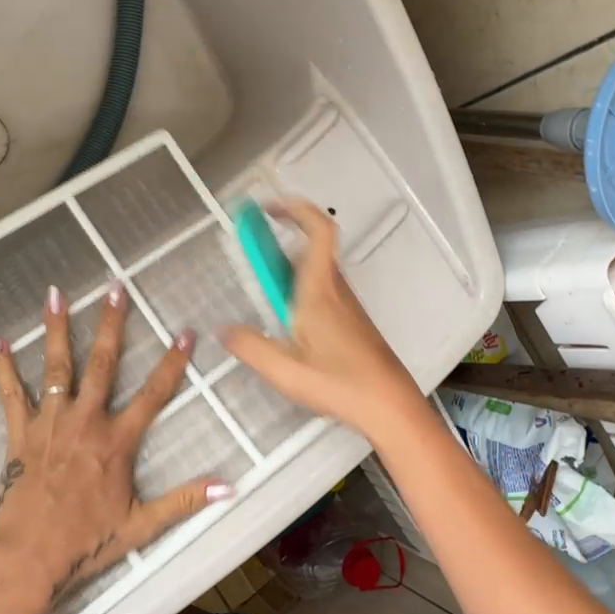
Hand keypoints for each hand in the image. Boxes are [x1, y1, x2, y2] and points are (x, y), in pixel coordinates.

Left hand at [0, 282, 231, 602]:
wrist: (28, 557)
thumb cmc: (85, 541)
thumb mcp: (142, 524)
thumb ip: (185, 500)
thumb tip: (230, 488)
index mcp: (117, 441)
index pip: (154, 393)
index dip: (173, 362)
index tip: (185, 332)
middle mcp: (85, 421)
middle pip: (102, 363)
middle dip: (111, 324)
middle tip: (115, 287)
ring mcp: (50, 422)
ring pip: (56, 366)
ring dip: (56, 328)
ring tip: (56, 293)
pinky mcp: (20, 432)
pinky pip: (10, 392)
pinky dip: (2, 365)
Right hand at [221, 199, 431, 441]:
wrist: (390, 405)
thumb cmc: (340, 383)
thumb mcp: (284, 370)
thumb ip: (250, 347)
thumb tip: (224, 330)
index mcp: (320, 290)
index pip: (319, 229)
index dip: (296, 209)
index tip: (269, 208)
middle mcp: (336, 290)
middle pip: (315, 247)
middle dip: (283, 238)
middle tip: (252, 248)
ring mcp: (347, 306)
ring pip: (317, 271)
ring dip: (290, 267)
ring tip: (262, 287)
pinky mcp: (352, 323)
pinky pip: (323, 292)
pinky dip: (300, 291)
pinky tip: (286, 322)